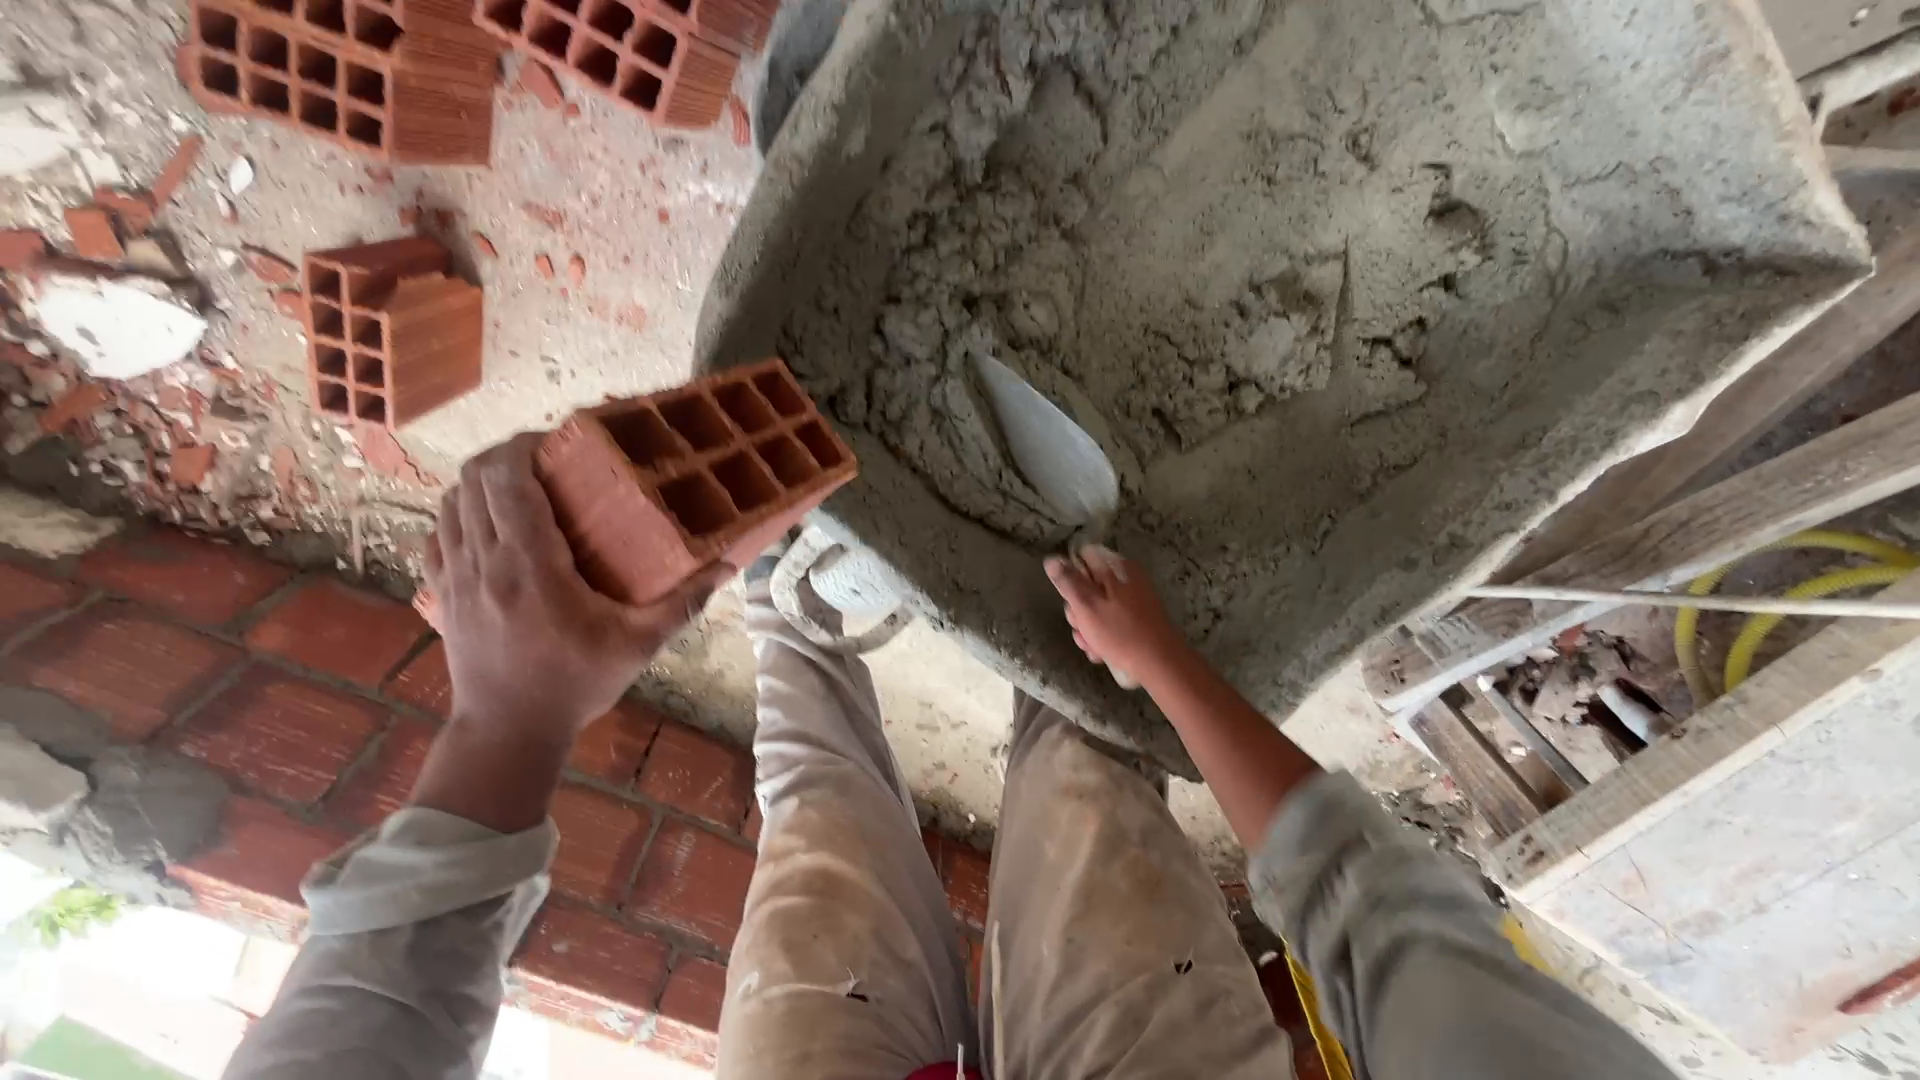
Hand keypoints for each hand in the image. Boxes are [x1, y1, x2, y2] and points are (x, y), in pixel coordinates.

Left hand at [423, 433, 732, 747]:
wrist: (508, 731)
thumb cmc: (576, 683)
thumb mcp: (638, 645)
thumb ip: (682, 603)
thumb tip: (726, 566)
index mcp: (530, 565)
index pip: (508, 481)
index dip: (524, 446)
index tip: (556, 441)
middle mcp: (484, 560)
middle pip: (474, 479)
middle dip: (505, 456)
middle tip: (545, 460)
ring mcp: (455, 577)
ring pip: (452, 502)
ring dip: (481, 483)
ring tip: (520, 487)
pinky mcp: (441, 594)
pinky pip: (439, 534)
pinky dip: (459, 514)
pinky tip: (487, 524)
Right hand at [1043, 545, 1187, 680]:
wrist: (1160, 664)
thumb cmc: (1121, 633)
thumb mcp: (1087, 605)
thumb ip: (1068, 581)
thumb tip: (1051, 558)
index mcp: (1115, 567)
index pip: (1082, 557)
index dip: (1070, 577)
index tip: (1069, 598)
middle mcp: (1125, 578)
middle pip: (1087, 585)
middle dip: (1078, 610)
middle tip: (1082, 627)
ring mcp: (1133, 599)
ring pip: (1096, 607)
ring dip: (1088, 628)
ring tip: (1092, 646)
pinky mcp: (1137, 618)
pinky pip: (1110, 621)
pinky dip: (1103, 636)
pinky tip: (1102, 653)